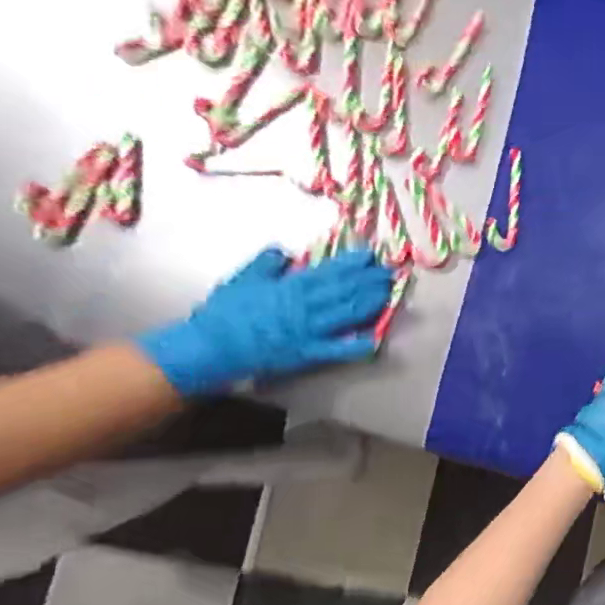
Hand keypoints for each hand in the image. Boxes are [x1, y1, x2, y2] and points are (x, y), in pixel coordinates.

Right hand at [136, 245, 394, 396]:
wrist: (213, 346)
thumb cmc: (226, 312)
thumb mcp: (244, 278)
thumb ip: (267, 262)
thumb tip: (286, 250)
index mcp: (291, 286)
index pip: (330, 271)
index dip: (353, 262)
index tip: (371, 254)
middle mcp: (306, 306)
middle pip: (345, 290)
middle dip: (370, 280)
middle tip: (391, 271)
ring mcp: (310, 331)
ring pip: (348, 313)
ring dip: (371, 302)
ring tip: (389, 292)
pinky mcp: (310, 354)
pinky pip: (339, 349)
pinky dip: (357, 344)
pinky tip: (376, 338)